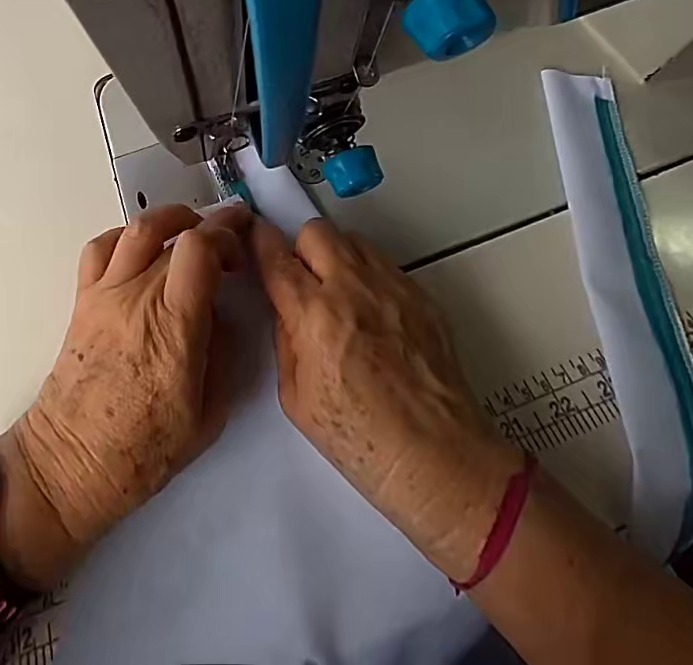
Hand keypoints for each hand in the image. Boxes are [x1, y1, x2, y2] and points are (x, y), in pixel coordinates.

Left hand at [0, 202, 251, 584]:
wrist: (73, 458)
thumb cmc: (145, 448)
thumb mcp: (210, 411)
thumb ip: (222, 352)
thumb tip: (219, 313)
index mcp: (173, 325)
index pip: (199, 248)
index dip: (226, 233)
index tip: (242, 243)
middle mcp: (135, 297)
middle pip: (172, 234)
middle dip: (208, 228)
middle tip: (226, 241)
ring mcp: (103, 295)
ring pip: (134, 230)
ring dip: (167, 220)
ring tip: (188, 231)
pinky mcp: (82, 300)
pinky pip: (100, 249)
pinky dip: (125, 237)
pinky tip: (142, 250)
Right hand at [251, 217, 523, 579]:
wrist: (438, 460)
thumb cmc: (363, 439)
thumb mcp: (295, 395)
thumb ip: (285, 339)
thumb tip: (285, 310)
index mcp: (314, 316)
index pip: (275, 255)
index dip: (259, 241)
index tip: (255, 239)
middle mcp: (354, 291)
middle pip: (316, 232)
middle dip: (300, 247)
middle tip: (299, 275)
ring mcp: (393, 291)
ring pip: (353, 240)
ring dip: (336, 256)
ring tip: (337, 291)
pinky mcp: (423, 300)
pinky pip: (385, 264)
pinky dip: (368, 275)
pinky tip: (369, 310)